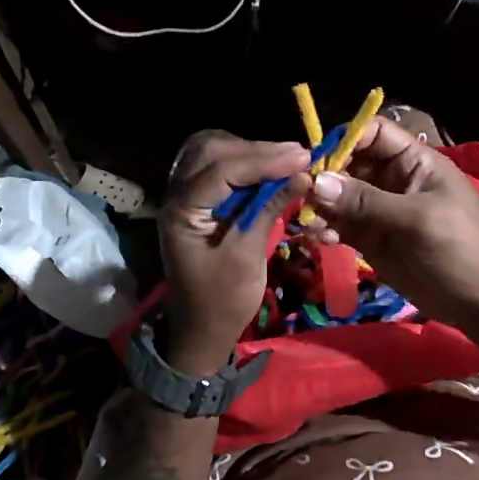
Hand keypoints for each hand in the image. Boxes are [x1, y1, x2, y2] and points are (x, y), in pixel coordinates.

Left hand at [159, 132, 308, 373]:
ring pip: (211, 152)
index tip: (302, 157)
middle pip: (211, 151)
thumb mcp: (247, 256)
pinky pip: (215, 167)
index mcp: (180, 212)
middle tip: (297, 155)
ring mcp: (184, 196)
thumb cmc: (222, 301)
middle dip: (255, 150)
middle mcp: (176, 195)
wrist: (201, 329)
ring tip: (286, 159)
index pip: (220, 171)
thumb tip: (302, 174)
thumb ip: (268, 209)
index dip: (262, 160)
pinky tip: (268, 168)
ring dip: (248, 151)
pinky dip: (242, 162)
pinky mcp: (197, 200)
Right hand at [306, 118, 478, 326]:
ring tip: (309, 223)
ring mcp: (380, 210)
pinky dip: (327, 229)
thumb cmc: (462, 250)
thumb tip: (315, 181)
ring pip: (339, 195)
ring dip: (320, 206)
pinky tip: (321, 241)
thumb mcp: (417, 220)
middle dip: (323, 176)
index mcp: (413, 162)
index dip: (343, 140)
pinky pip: (340, 225)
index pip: (372, 133)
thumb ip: (365, 200)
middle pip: (348, 163)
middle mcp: (393, 180)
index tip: (314, 161)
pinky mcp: (371, 239)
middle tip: (301, 196)